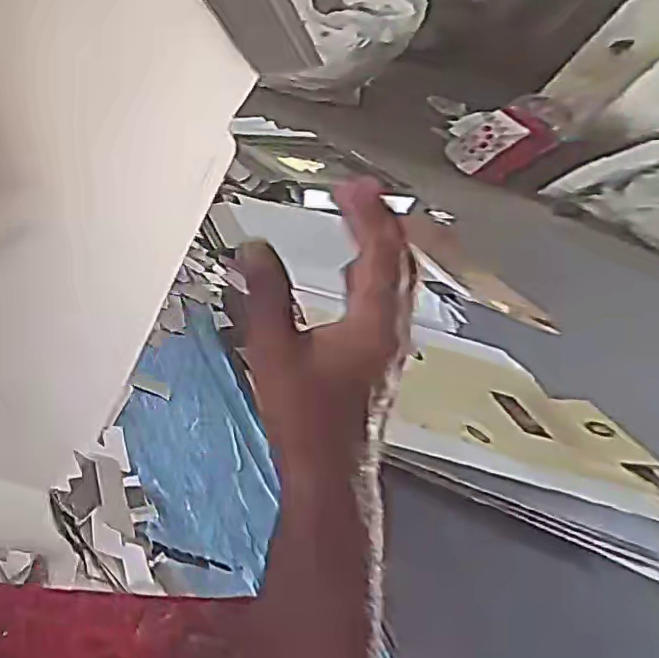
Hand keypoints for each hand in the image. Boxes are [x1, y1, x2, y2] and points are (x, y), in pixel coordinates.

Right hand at [234, 178, 414, 460]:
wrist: (328, 470)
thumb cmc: (307, 419)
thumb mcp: (274, 349)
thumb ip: (265, 294)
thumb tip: (256, 252)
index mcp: (373, 325)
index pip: (379, 254)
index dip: (368, 215)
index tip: (354, 187)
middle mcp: (391, 333)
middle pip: (401, 265)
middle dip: (383, 223)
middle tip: (363, 196)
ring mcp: (390, 348)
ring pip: (399, 284)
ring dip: (383, 247)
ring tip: (365, 223)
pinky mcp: (379, 360)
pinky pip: (388, 302)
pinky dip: (374, 274)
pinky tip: (354, 276)